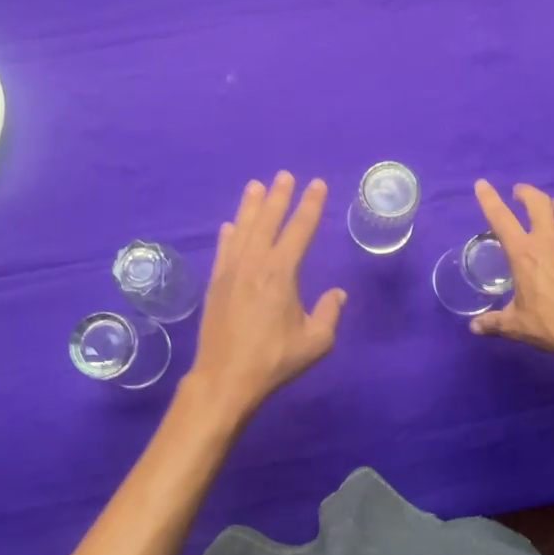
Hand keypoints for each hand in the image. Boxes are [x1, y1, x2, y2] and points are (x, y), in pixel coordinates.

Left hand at [181, 172, 346, 429]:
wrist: (225, 378)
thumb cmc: (274, 360)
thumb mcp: (315, 343)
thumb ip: (329, 314)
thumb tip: (337, 294)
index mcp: (281, 273)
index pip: (299, 230)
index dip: (310, 206)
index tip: (317, 184)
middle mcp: (255, 264)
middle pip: (268, 221)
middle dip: (278, 197)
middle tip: (285, 175)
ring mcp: (231, 272)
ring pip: (243, 230)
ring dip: (251, 207)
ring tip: (256, 185)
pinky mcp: (216, 285)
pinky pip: (224, 250)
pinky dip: (229, 235)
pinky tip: (230, 225)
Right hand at [469, 180, 553, 367]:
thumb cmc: (551, 325)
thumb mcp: (516, 326)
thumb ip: (493, 323)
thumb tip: (474, 328)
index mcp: (523, 253)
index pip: (501, 218)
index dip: (489, 199)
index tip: (482, 184)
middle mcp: (549, 240)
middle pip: (538, 202)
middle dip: (527, 193)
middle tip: (521, 194)